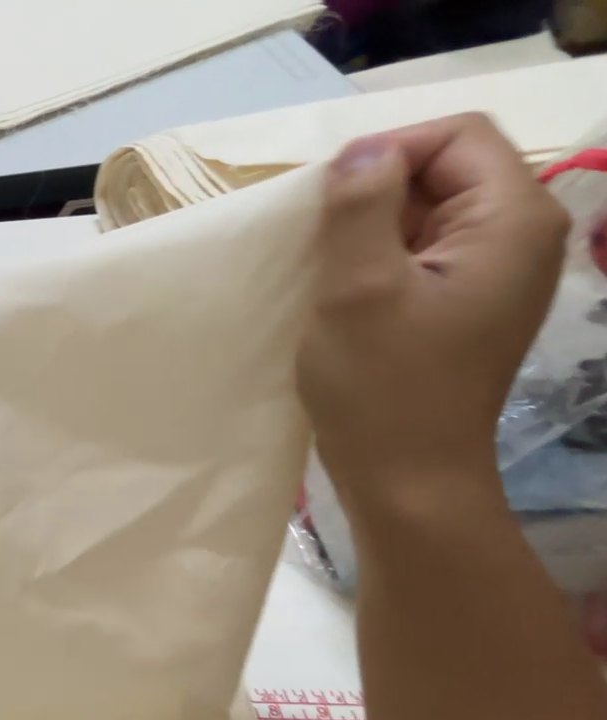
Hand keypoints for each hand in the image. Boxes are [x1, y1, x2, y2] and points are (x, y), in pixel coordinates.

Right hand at [299, 113, 566, 515]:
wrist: (406, 472)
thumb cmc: (381, 383)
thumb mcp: (357, 290)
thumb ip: (359, 211)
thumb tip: (359, 152)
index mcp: (511, 220)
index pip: (456, 138)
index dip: (385, 152)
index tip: (319, 203)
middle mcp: (517, 236)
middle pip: (444, 172)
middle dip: (371, 194)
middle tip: (310, 244)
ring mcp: (491, 274)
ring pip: (425, 216)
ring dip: (364, 233)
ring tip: (319, 273)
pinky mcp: (461, 305)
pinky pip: (417, 256)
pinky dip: (372, 262)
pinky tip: (338, 297)